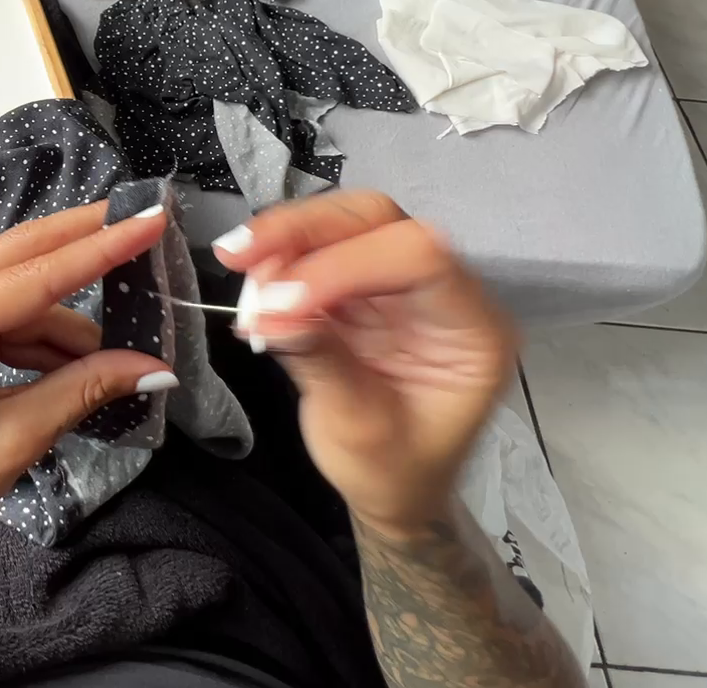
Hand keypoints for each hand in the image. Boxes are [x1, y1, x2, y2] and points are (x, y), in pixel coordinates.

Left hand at [0, 200, 176, 575]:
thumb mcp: (17, 436)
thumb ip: (86, 389)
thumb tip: (157, 367)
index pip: (32, 275)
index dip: (98, 249)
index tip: (148, 220)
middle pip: (19, 256)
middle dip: (83, 242)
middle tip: (144, 224)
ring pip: (17, 290)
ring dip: (66, 319)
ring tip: (118, 353)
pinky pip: (3, 313)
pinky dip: (41, 336)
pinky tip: (79, 361)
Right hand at [211, 192, 515, 539]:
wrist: (390, 487)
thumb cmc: (392, 470)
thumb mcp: (359, 430)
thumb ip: (322, 364)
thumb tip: (271, 312)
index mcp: (471, 329)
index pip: (418, 258)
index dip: (343, 266)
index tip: (279, 302)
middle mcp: (439, 290)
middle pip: (376, 220)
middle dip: (303, 230)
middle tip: (237, 254)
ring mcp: (395, 282)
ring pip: (341, 221)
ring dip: (281, 236)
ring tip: (236, 265)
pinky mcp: (356, 283)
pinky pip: (314, 245)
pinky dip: (275, 252)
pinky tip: (249, 276)